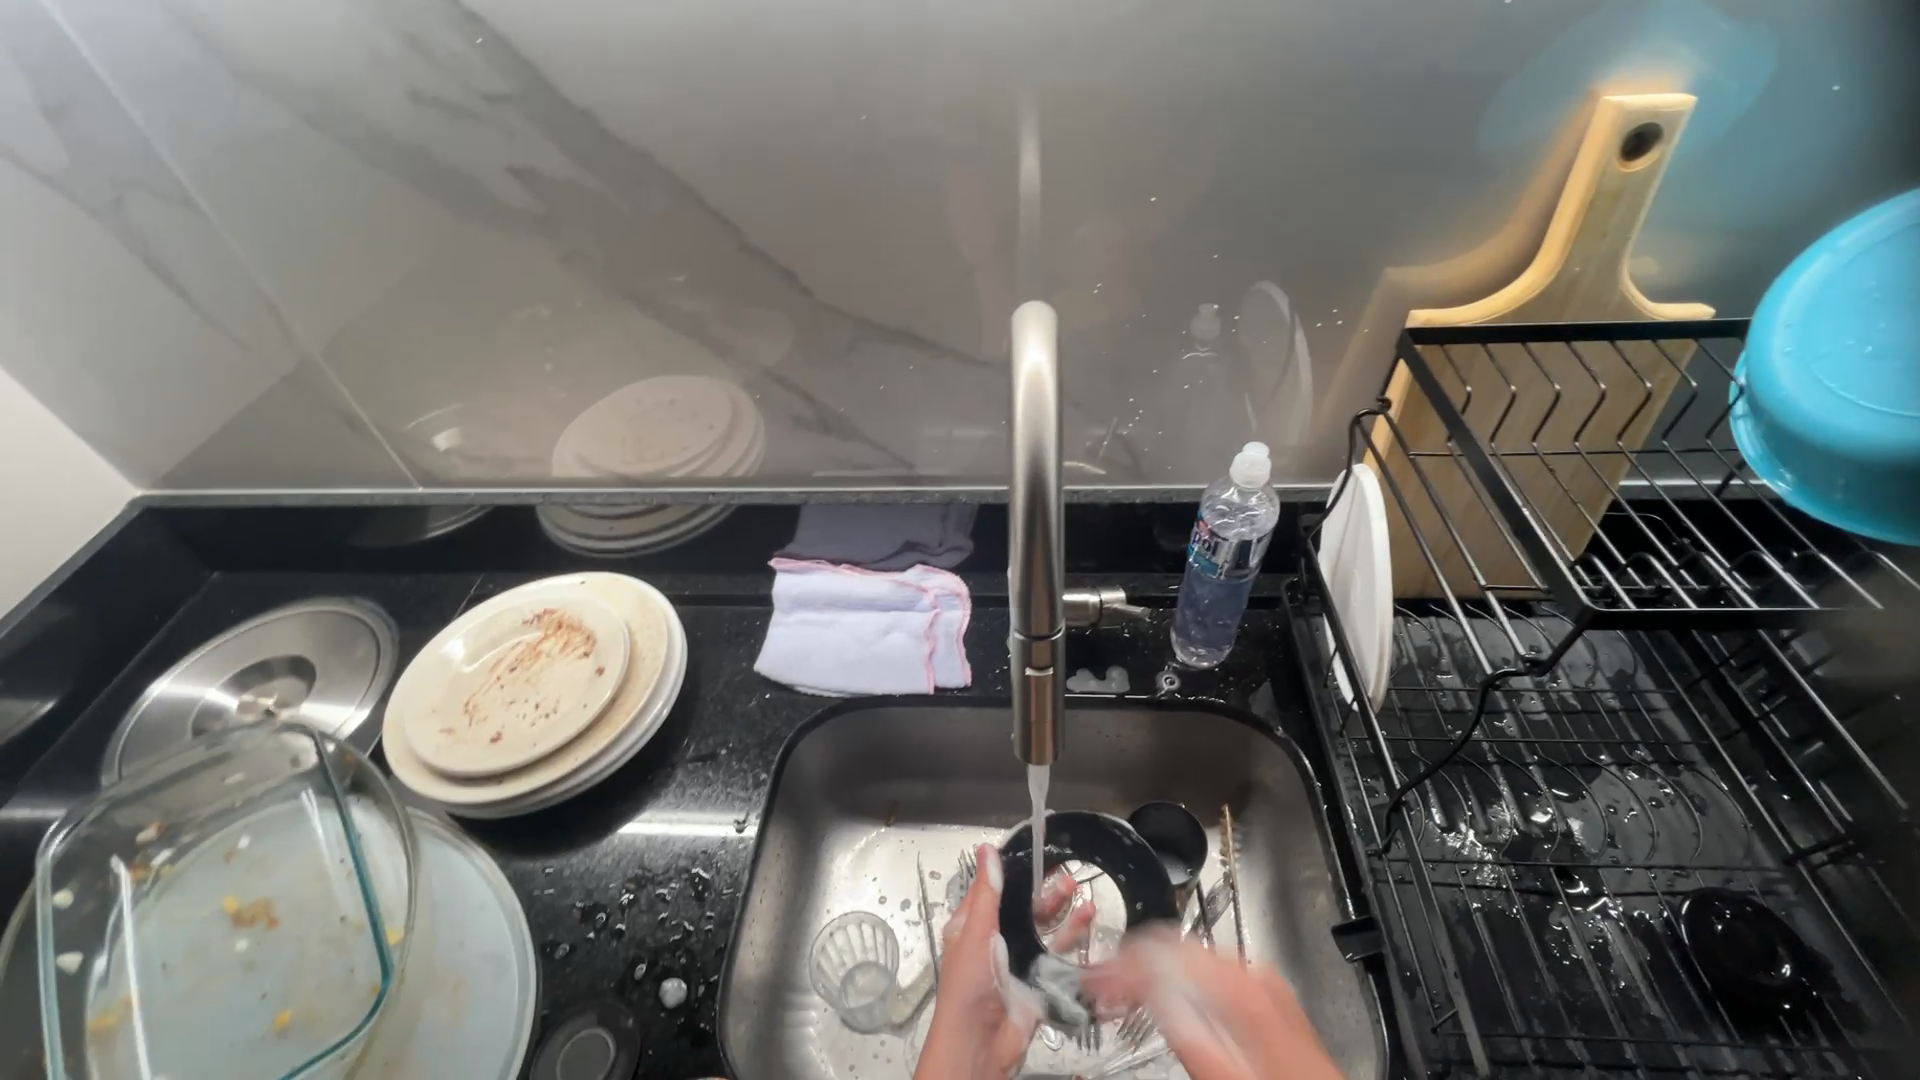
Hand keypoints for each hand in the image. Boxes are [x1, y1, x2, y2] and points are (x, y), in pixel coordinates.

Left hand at [914, 845, 1085, 1079]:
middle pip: (1025, 907)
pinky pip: (1058, 954)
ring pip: (1044, 928)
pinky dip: (1073, 937)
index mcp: (973, 924)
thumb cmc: (968, 988)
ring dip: (1063, 911)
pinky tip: (1086, 923)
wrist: (981, 1044)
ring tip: (1081, 894)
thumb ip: (986, 893)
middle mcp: (995, 938)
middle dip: (1046, 891)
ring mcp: (1018, 959)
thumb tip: (986, 851)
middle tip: (1067, 875)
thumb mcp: (975, 932)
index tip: (1038, 853)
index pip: (995, 888)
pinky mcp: (1037, 980)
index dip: (1015, 871)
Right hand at [1085, 929, 1341, 1079]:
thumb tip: (1140, 987)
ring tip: (1126, 994)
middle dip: (1132, 965)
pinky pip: (1211, 972)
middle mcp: (1252, 971)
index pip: (1159, 948)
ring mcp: (1263, 981)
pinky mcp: (1268, 996)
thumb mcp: (1218, 1069)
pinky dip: (1181, 981)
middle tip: (1102, 988)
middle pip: (1173, 948)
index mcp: (1238, 984)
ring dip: (1153, 971)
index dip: (1119, 964)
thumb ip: (1178, 1023)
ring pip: (1190, 957)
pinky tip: (1167, 1000)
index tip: (1095, 981)